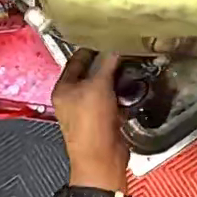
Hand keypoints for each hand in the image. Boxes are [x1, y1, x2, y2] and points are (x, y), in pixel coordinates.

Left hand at [52, 49, 128, 192]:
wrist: (101, 158)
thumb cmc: (92, 121)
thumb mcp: (99, 86)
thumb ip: (107, 64)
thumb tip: (115, 47)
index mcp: (63, 88)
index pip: (76, 60)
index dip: (92, 48)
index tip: (108, 37)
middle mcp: (72, 98)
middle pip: (90, 73)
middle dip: (106, 62)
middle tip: (123, 49)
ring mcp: (87, 110)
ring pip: (102, 86)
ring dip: (115, 77)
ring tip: (131, 63)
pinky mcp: (102, 119)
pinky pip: (112, 99)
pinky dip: (121, 93)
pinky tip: (133, 85)